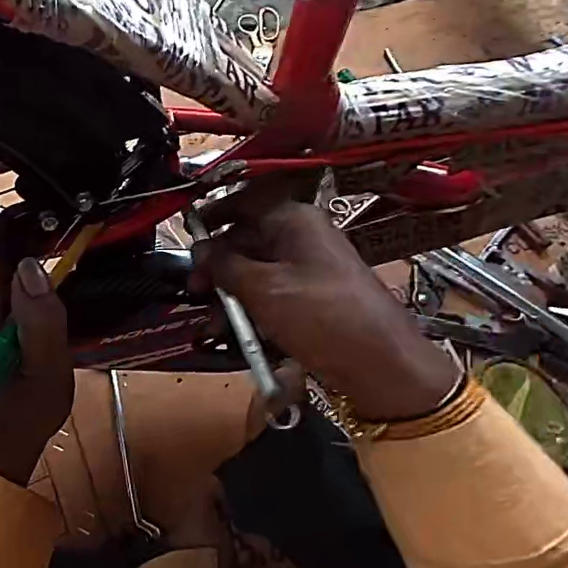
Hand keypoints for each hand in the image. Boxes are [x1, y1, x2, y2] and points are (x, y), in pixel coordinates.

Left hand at [0, 212, 74, 483]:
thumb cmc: (22, 412)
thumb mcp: (45, 368)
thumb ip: (40, 316)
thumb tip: (31, 264)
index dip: (18, 220)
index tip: (52, 210)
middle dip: (25, 239)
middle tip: (66, 238)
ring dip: (19, 262)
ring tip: (60, 261)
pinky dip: (12, 284)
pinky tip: (37, 295)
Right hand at [190, 200, 455, 421]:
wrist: (381, 364)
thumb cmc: (321, 316)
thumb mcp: (261, 288)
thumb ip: (223, 265)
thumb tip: (200, 250)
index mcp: (294, 220)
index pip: (242, 202)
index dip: (211, 217)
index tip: (186, 234)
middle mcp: (302, 236)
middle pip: (245, 239)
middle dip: (217, 266)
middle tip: (196, 289)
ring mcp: (309, 266)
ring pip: (255, 270)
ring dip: (230, 294)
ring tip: (215, 323)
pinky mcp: (312, 295)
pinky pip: (271, 292)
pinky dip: (251, 307)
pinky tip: (238, 331)